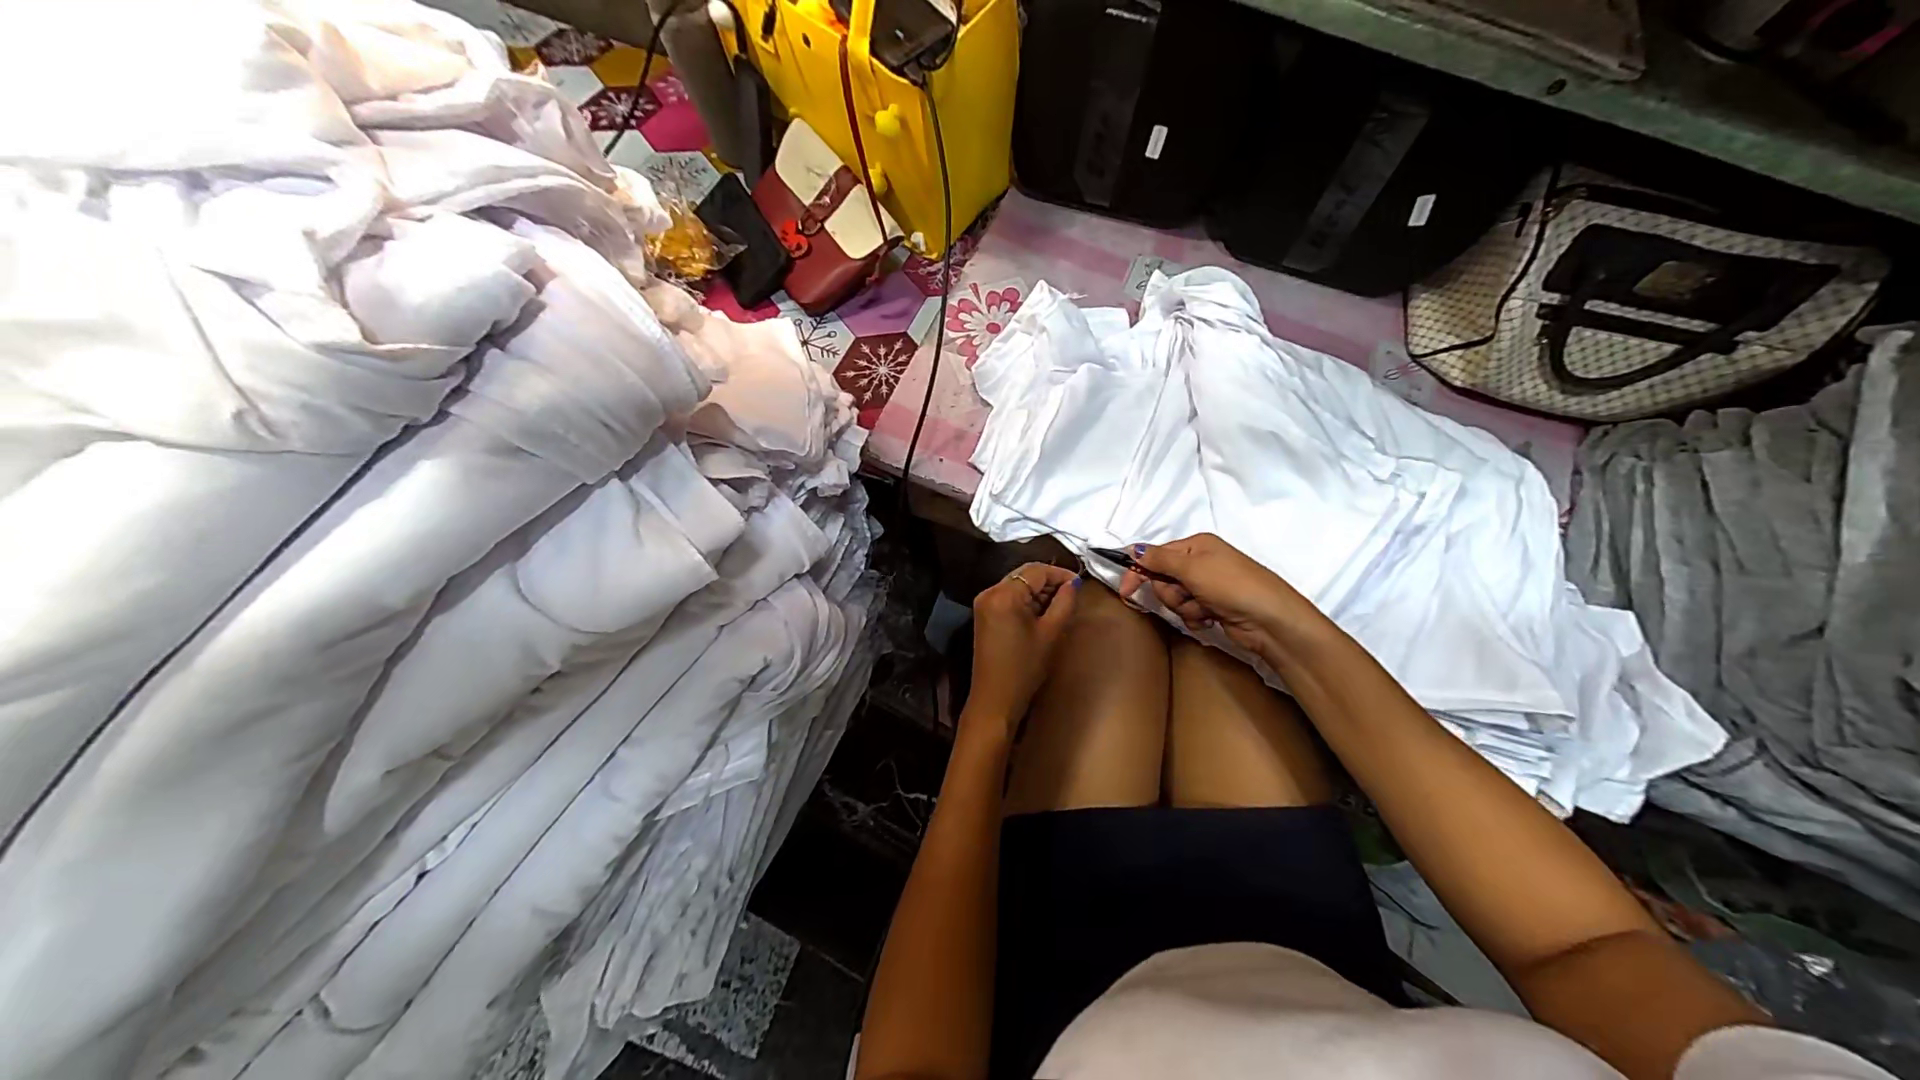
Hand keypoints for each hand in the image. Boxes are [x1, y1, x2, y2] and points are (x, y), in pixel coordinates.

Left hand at [966, 563, 1079, 736]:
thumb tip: (1072, 584)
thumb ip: (1064, 603)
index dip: (1059, 573)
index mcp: (1004, 595)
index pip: (1035, 571)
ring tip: (1061, 603)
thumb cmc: (1024, 668)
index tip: (1079, 582)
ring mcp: (984, 603)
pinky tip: (1043, 611)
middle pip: (1024, 575)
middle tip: (1072, 592)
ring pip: (1017, 585)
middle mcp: (990, 592)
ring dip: (1038, 591)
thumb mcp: (1050, 633)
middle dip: (1049, 581)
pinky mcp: (984, 614)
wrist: (995, 699)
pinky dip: (1026, 600)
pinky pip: (1009, 597)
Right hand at [1118, 533, 1330, 660]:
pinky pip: (1188, 613)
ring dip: (1184, 607)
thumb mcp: (1192, 567)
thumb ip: (1159, 559)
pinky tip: (1211, 618)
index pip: (1156, 555)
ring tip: (1204, 608)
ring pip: (1174, 599)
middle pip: (1163, 579)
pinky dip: (1195, 618)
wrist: (1270, 620)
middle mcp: (1201, 563)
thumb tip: (1134, 550)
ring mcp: (1207, 586)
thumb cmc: (1233, 586)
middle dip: (1170, 592)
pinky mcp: (1212, 608)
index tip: (1125, 590)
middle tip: (1186, 596)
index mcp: (1197, 545)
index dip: (1139, 571)